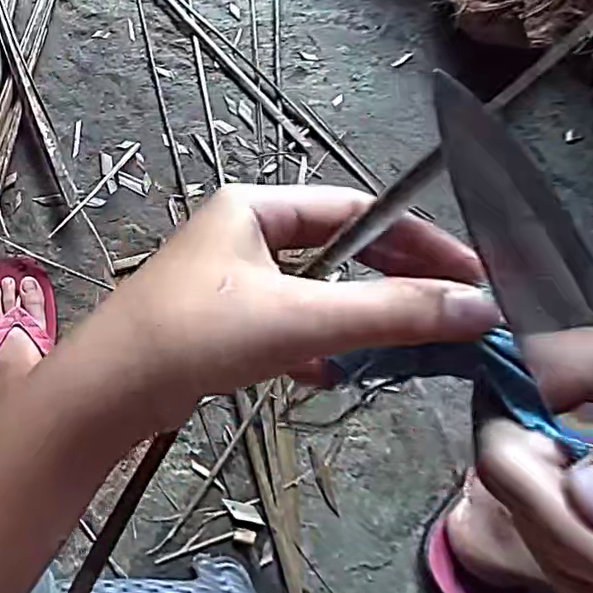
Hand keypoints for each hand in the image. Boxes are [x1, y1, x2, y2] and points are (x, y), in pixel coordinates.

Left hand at [60, 184, 500, 437]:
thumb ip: (388, 311)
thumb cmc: (199, 332)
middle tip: (451, 314)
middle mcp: (241, 230)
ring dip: (353, 318)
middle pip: (336, 249)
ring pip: (312, 290)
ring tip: (401, 349)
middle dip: (390, 282)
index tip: (473, 276)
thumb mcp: (299, 317)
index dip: (417, 240)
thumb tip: (478, 306)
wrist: (114, 386)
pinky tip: (328, 373)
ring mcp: (229, 274)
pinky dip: (314, 343)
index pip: (354, 209)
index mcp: (254, 206)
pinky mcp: (221, 316)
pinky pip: (286, 321)